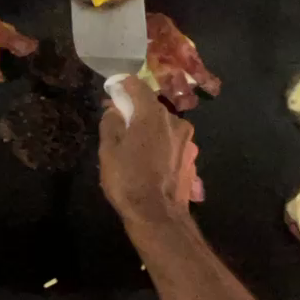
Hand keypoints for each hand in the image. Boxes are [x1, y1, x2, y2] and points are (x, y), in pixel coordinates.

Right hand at [97, 75, 202, 226]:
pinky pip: (172, 144)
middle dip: (136, 111)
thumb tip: (114, 109)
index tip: (114, 87)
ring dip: (150, 131)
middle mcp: (174, 121)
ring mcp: (187, 140)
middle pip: (152, 108)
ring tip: (136, 148)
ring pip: (164, 127)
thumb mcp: (108, 151)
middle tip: (120, 122)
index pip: (138, 87)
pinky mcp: (191, 158)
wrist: (157, 215)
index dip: (124, 85)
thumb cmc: (127, 180)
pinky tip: (151, 163)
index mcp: (151, 115)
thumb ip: (111, 124)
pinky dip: (161, 146)